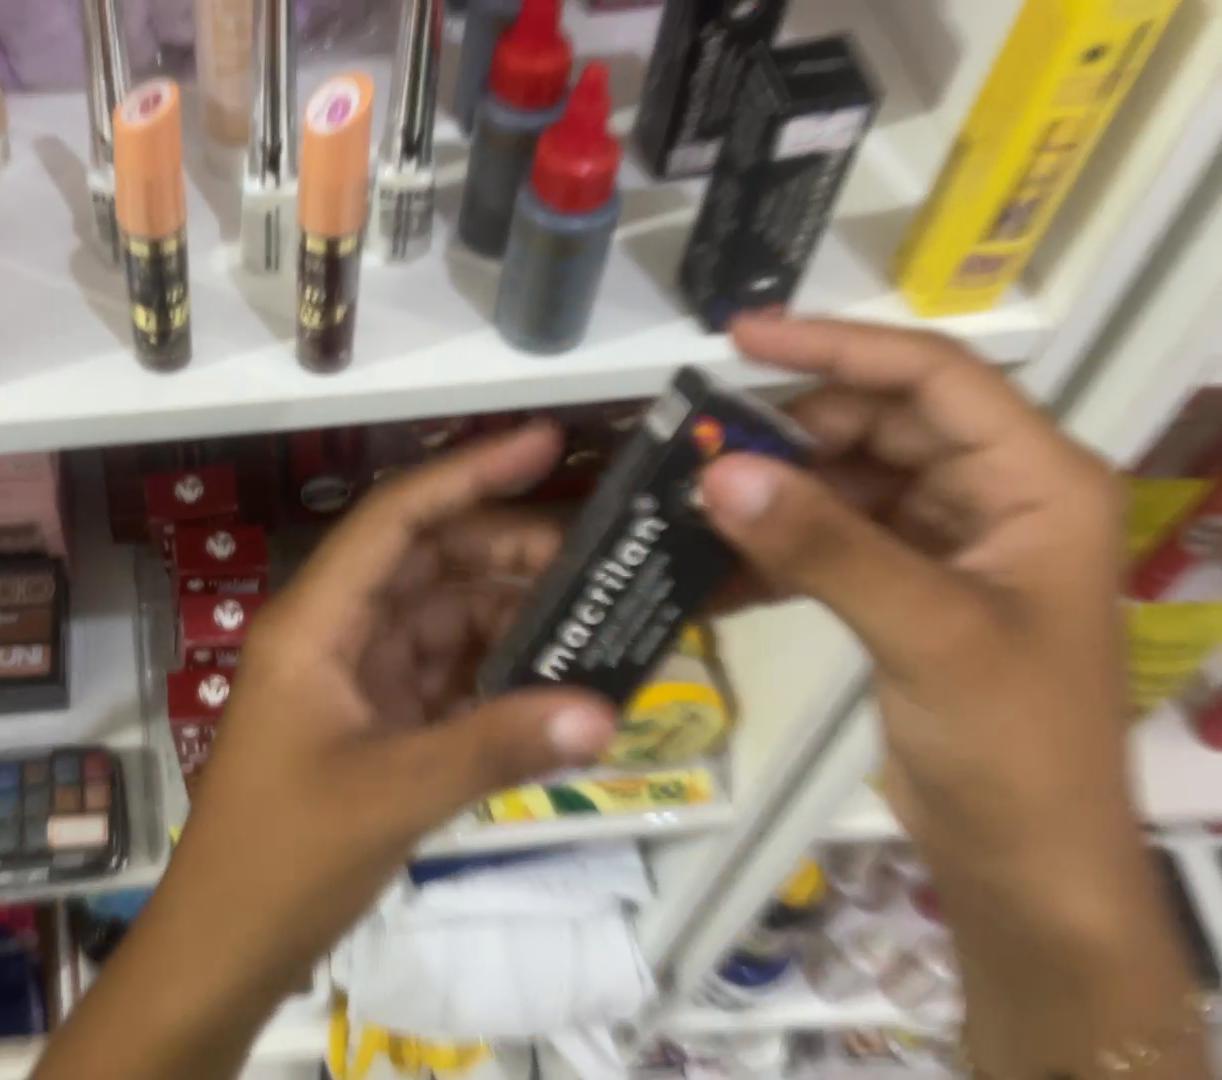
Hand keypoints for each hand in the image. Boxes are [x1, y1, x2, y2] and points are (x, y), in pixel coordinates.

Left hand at [163, 425, 618, 998]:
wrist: (227, 936)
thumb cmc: (284, 855)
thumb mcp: (392, 795)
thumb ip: (496, 747)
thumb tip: (605, 713)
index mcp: (315, 623)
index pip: (394, 521)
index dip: (466, 474)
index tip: (544, 444)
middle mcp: (331, 632)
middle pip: (424, 561)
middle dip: (504, 549)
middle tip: (596, 557)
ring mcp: (351, 676)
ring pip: (436, 615)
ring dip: (505, 611)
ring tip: (591, 615)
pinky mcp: (370, 718)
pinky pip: (439, 669)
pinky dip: (491, 667)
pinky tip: (552, 675)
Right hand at [697, 316, 1138, 893]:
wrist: (1022, 851)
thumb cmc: (1012, 738)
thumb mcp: (923, 629)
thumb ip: (824, 546)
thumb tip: (719, 473)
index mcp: (1033, 482)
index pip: (930, 379)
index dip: (835, 348)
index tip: (740, 339)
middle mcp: (988, 497)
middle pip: (875, 426)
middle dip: (786, 432)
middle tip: (696, 447)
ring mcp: (941, 543)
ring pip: (841, 484)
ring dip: (769, 494)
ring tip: (690, 504)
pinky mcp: (898, 586)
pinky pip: (824, 542)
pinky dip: (769, 550)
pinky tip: (712, 570)